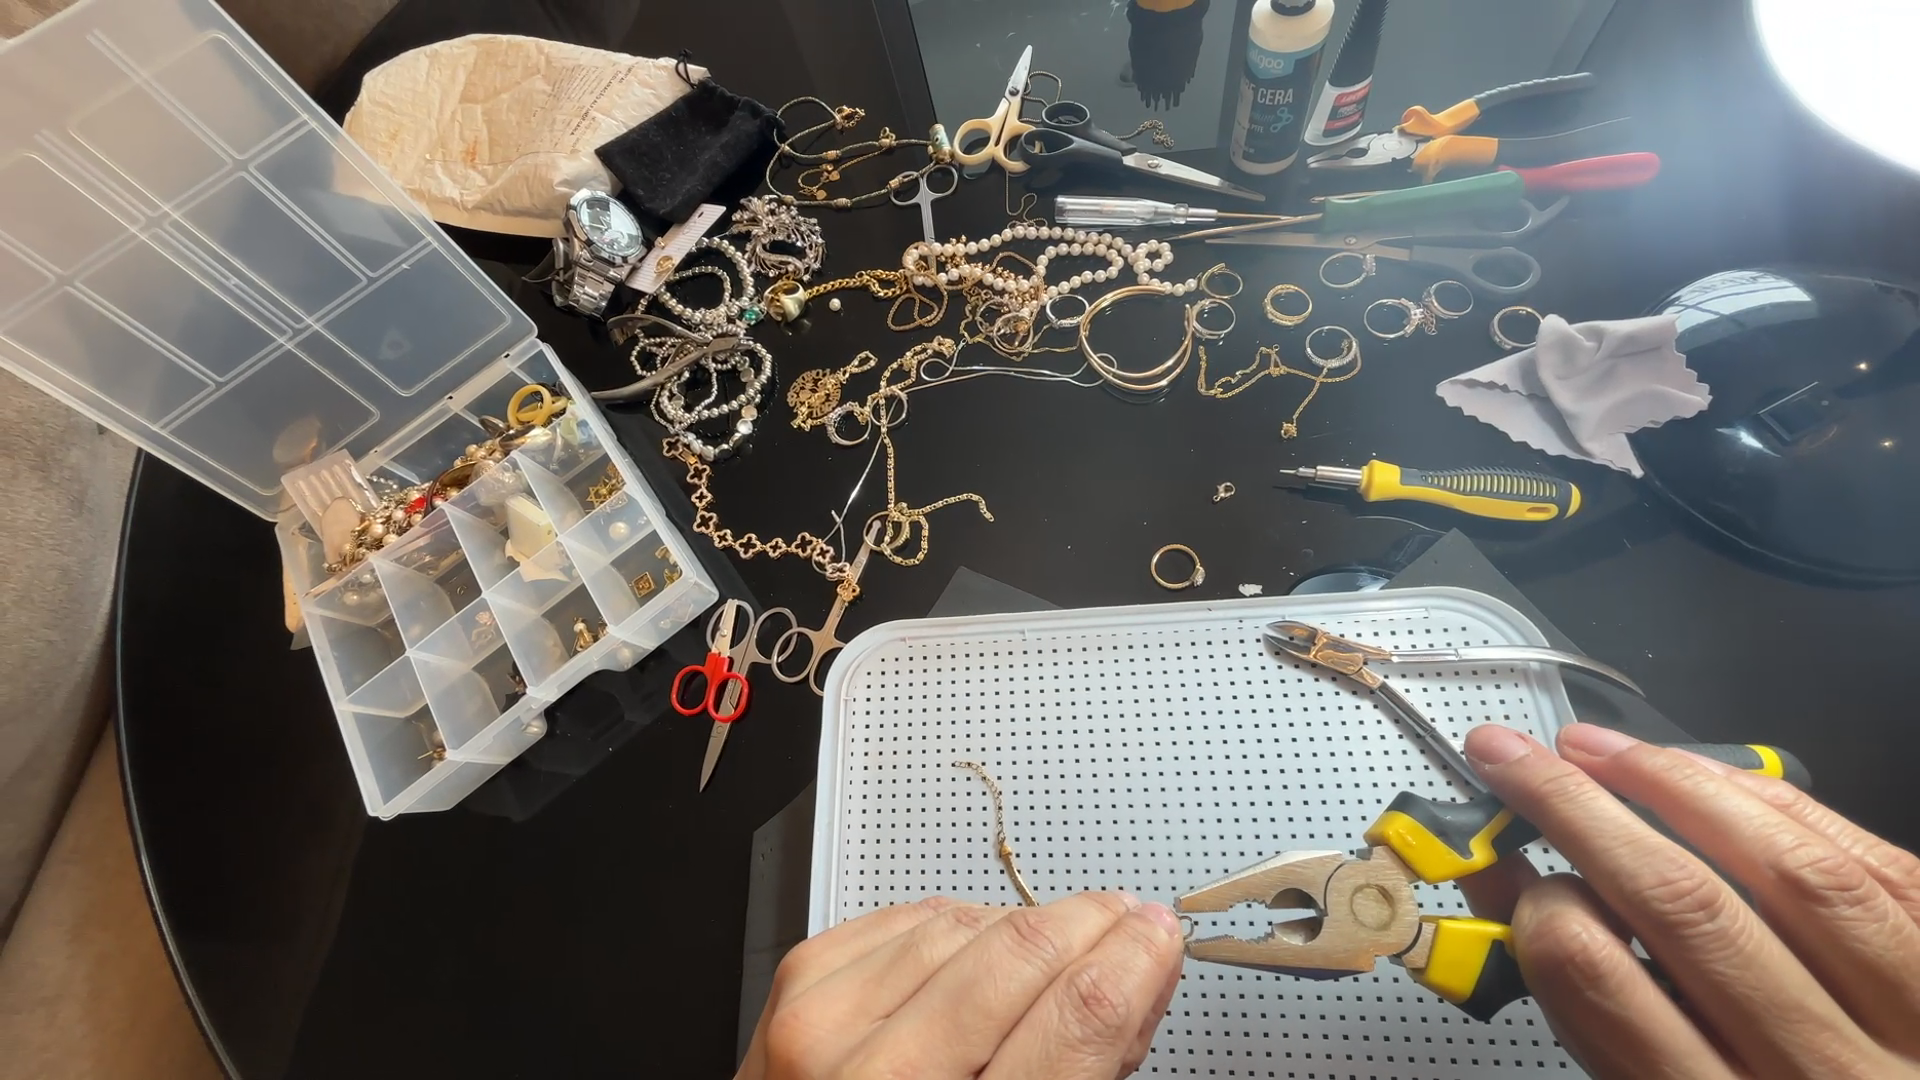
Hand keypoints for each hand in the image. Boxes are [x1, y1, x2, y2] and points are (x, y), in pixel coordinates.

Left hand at [737, 893, 1184, 1078]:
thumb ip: (1090, 1065)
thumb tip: (1142, 971)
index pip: (1074, 1025)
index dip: (1132, 964)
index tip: (1157, 934)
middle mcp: (878, 1079)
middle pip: (1020, 955)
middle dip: (1090, 922)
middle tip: (1125, 915)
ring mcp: (829, 1020)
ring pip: (968, 923)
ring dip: (1026, 924)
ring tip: (1051, 943)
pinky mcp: (806, 976)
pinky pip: (916, 913)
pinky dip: (961, 921)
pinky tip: (980, 943)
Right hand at [1461, 722, 1919, 1079]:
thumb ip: (1563, 983)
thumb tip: (1492, 865)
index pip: (1594, 971)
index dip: (1535, 899)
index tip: (1508, 861)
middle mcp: (1833, 1079)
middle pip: (1682, 902)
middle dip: (1572, 803)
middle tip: (1511, 752)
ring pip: (1795, 871)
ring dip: (1670, 781)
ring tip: (1594, 746)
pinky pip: (1887, 869)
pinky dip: (1776, 801)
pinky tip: (1700, 773)